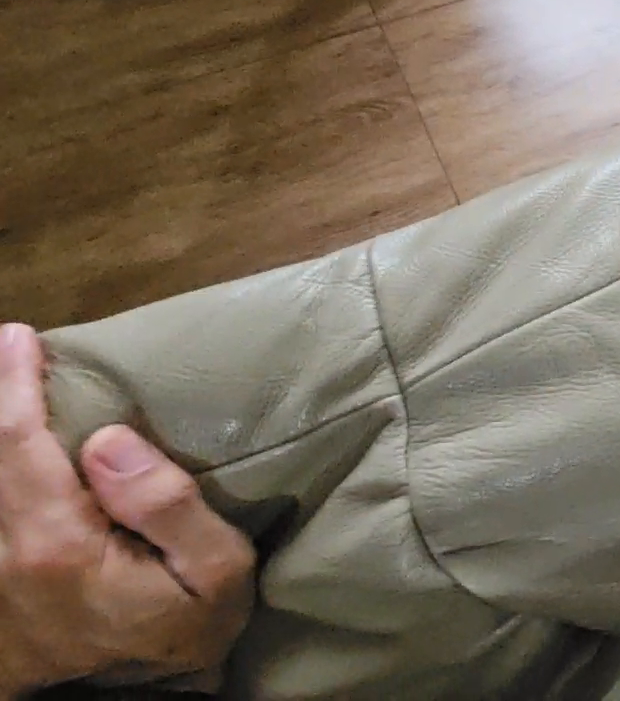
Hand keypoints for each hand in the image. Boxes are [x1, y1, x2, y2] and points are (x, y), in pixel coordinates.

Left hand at [0, 323, 254, 696]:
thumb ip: (164, 503)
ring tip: (1, 386)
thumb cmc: (192, 624)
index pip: (23, 449)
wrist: (138, 698)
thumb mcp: (213, 567)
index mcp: (60, 542)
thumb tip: (109, 437)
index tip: (20, 340)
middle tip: (6, 343)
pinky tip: (4, 450)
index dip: (15, 390)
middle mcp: (4, 554)